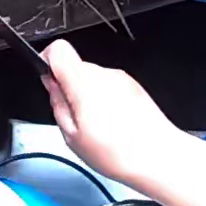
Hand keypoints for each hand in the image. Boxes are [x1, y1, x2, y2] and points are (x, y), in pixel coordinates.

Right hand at [40, 39, 185, 179]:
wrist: (158, 156)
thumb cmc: (118, 153)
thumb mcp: (72, 137)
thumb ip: (57, 104)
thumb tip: (50, 85)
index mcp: (84, 84)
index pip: (58, 49)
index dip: (48, 61)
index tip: (48, 79)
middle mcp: (103, 75)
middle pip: (75, 66)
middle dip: (68, 87)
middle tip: (74, 117)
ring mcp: (120, 78)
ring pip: (91, 77)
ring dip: (87, 94)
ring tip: (95, 124)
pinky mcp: (132, 84)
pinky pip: (108, 85)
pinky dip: (103, 99)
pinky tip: (110, 122)